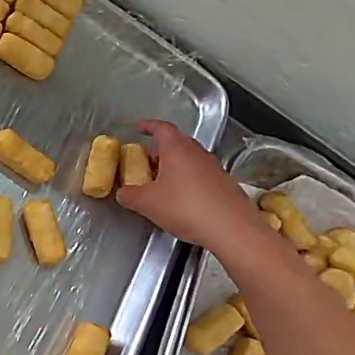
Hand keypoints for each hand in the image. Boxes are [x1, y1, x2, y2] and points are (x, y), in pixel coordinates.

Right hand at [117, 120, 258, 249]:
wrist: (231, 228)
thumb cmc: (186, 208)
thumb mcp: (147, 203)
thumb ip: (129, 195)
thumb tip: (122, 193)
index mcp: (177, 149)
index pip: (162, 128)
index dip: (149, 126)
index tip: (139, 127)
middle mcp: (197, 153)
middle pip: (177, 143)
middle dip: (160, 151)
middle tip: (146, 163)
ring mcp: (214, 168)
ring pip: (189, 160)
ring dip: (175, 167)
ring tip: (162, 184)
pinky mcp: (225, 184)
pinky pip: (201, 175)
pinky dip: (188, 180)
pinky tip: (183, 200)